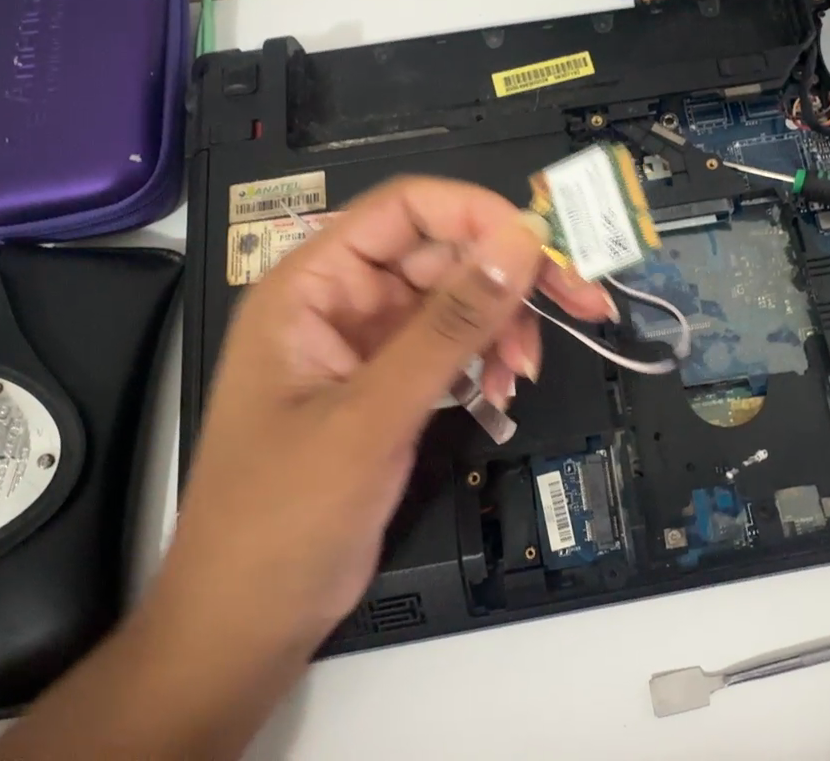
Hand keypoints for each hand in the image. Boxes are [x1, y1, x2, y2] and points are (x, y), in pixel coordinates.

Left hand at [151, 176, 613, 654]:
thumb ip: (448, 326)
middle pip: (440, 252)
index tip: (544, 249)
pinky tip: (503, 389)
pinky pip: (452, 346)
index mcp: (312, 285)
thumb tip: (519, 243)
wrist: (249, 619)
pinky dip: (486, 358)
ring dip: (501, 324)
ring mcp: (367, 345)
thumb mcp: (372, 414)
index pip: (404, 209)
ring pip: (455, 300)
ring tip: (523, 372)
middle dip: (507, 277)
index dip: (477, 214)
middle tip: (580, 304)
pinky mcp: (390, 385)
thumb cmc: (284, 516)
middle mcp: (341, 301)